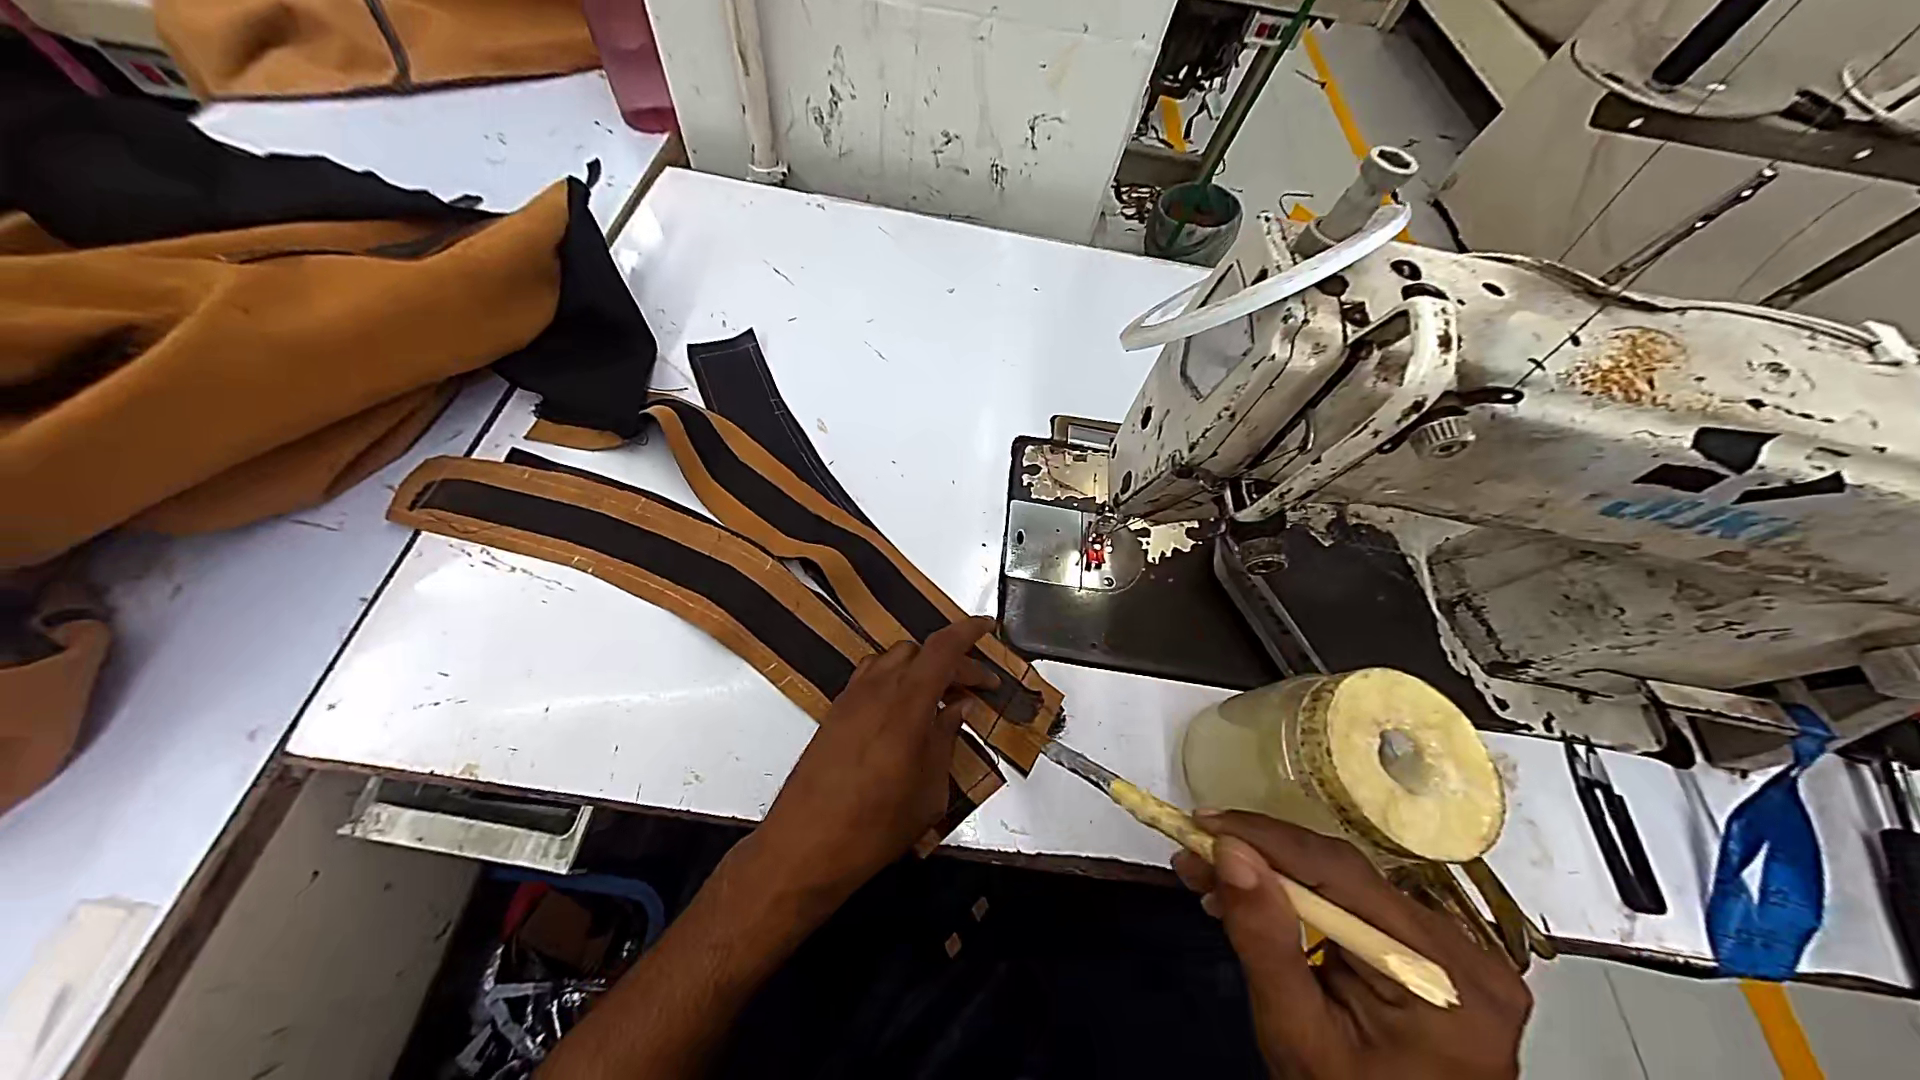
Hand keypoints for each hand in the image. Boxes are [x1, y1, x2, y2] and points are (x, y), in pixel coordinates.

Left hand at [743, 616, 998, 903]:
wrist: (804, 846)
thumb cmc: (871, 828)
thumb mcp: (929, 790)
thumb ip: (946, 740)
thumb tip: (957, 711)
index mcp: (907, 704)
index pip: (943, 648)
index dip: (968, 631)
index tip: (986, 626)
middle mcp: (876, 690)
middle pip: (921, 651)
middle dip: (953, 662)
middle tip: (974, 687)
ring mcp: (851, 698)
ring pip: (893, 658)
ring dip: (921, 667)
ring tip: (940, 696)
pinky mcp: (835, 711)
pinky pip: (871, 675)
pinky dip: (895, 678)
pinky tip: (904, 707)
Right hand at [1173, 812, 1530, 1079]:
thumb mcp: (1297, 1036)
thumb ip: (1265, 941)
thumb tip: (1229, 852)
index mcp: (1443, 979)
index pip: (1341, 875)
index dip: (1265, 839)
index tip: (1201, 825)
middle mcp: (1463, 952)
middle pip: (1341, 875)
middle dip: (1258, 857)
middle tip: (1194, 855)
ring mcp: (1453, 951)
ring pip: (1341, 883)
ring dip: (1270, 874)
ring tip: (1210, 878)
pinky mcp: (1431, 953)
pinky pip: (1352, 904)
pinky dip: (1297, 897)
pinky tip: (1255, 898)